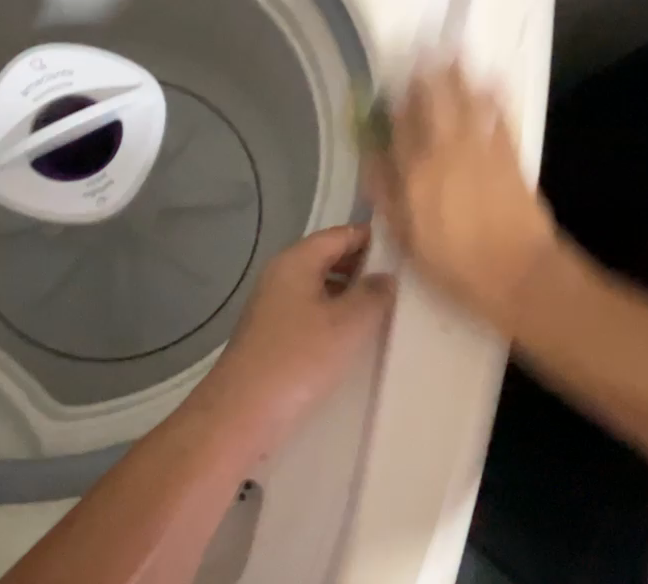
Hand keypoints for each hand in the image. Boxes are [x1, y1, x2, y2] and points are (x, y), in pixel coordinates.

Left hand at [192, 226, 395, 446]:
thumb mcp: (347, 324)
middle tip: (404, 278)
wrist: (241, 414)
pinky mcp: (275, 336)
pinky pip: (313, 313)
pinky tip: (358, 336)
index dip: (372, 237)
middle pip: (329, 257)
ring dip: (352, 294)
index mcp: (296, 261)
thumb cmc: (297, 359)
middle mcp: (282, 276)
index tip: (406, 246)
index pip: (339, 233)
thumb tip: (386, 277)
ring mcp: (275, 307)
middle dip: (364, 266)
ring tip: (388, 307)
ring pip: (322, 287)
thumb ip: (373, 294)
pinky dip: (336, 316)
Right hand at [363, 62, 560, 335]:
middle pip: (432, 102)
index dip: (394, 101)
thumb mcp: (407, 238)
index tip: (391, 80)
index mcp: (415, 173)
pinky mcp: (510, 155)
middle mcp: (445, 152)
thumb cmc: (455, 265)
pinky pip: (499, 116)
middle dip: (425, 73)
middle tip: (421, 46)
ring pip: (464, 102)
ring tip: (451, 47)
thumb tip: (372, 159)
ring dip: (457, 73)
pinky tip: (492, 79)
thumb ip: (387, 195)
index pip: (399, 126)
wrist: (516, 273)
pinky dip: (494, 96)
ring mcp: (480, 150)